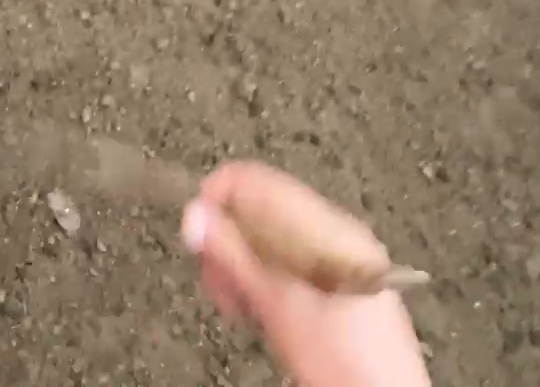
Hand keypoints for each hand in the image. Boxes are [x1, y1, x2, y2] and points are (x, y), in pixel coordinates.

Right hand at [182, 163, 430, 386]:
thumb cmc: (345, 360)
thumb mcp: (275, 301)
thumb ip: (231, 251)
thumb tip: (194, 213)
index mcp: (323, 225)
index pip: (253, 179)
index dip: (216, 196)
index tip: (197, 228)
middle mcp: (332, 231)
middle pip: (257, 207)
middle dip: (226, 237)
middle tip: (214, 274)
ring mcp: (335, 255)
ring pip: (266, 234)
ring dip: (240, 259)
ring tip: (234, 297)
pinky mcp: (332, 279)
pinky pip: (283, 257)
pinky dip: (260, 273)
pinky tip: (256, 302)